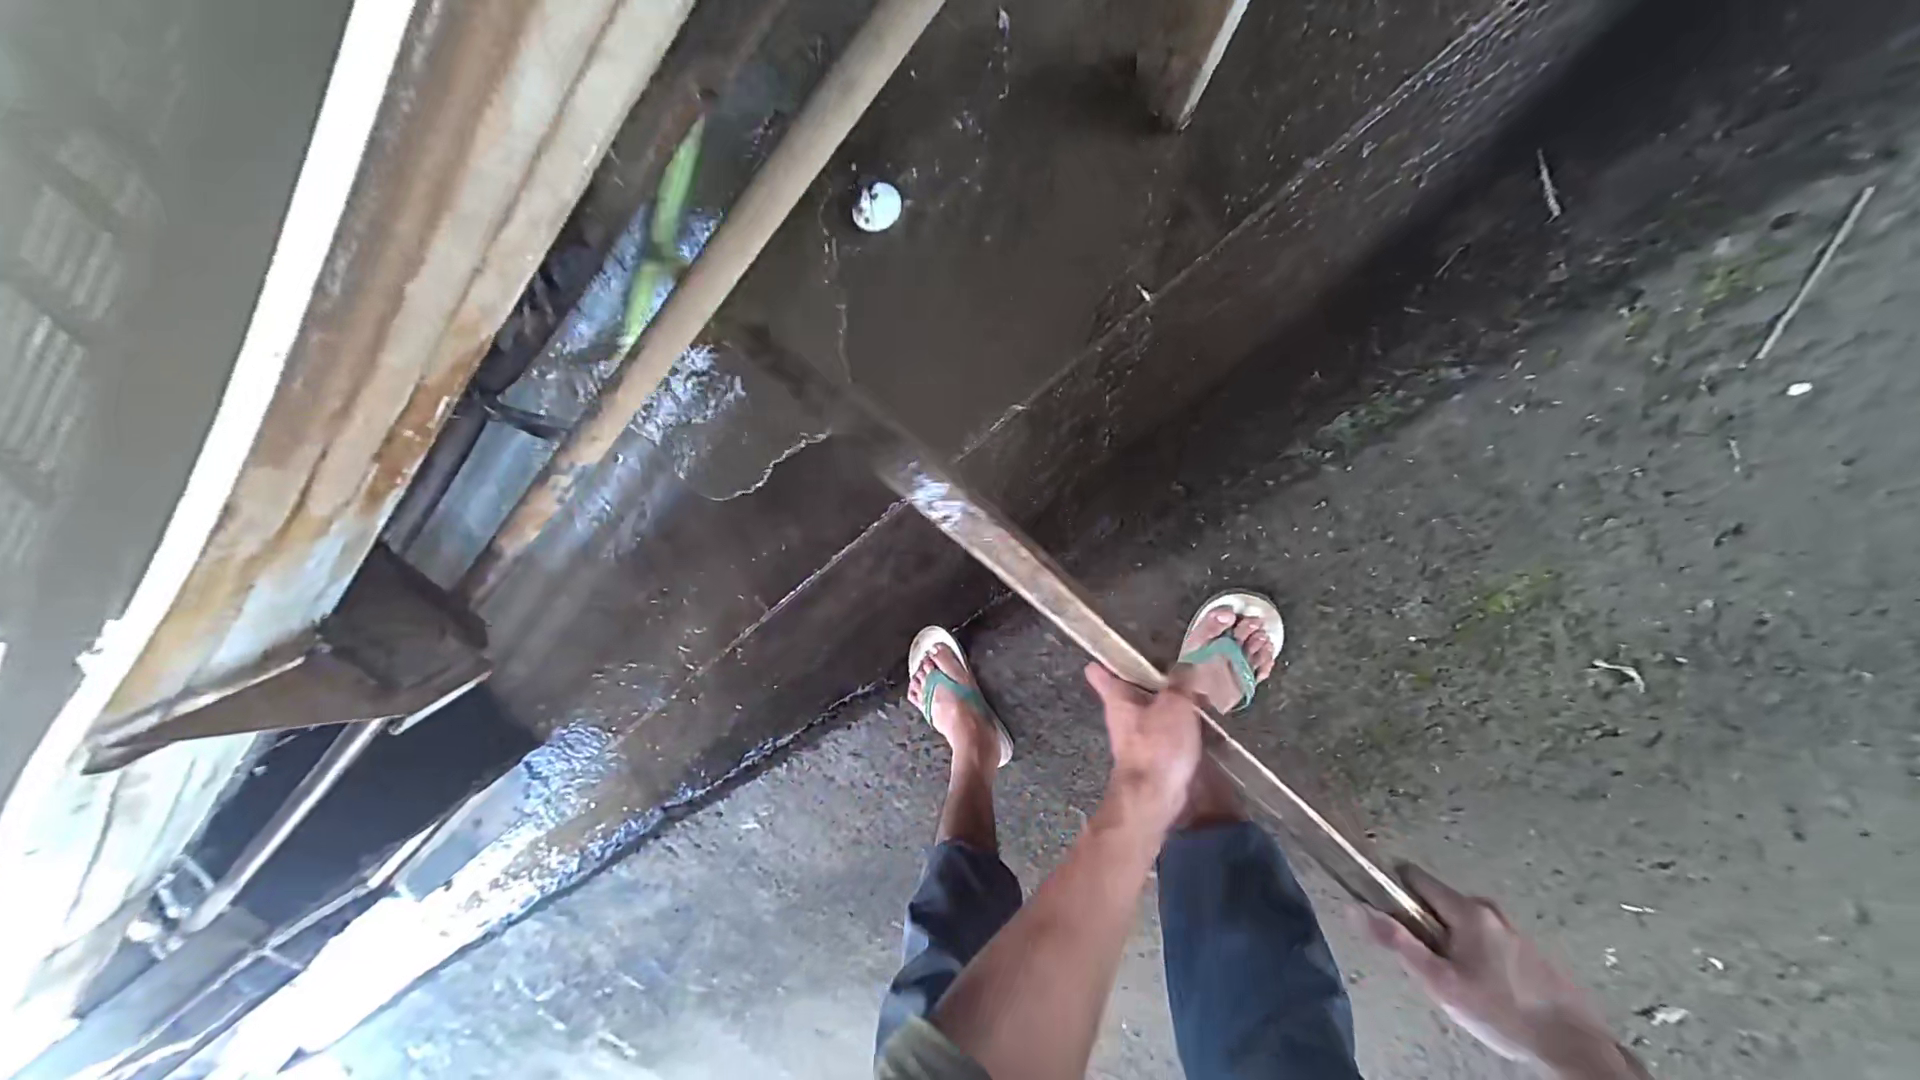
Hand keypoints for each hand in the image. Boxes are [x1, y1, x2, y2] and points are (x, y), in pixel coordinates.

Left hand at [1083, 664, 1203, 831]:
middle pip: (1129, 694)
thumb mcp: (1174, 705)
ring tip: (1193, 692)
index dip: (1102, 665)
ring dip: (1168, 705)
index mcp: (1117, 699)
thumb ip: (1180, 684)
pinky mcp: (1152, 757)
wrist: (1155, 796)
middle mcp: (1122, 717)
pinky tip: (1199, 723)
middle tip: (1168, 669)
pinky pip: (1166, 734)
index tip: (1099, 658)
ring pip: (1150, 714)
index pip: (1102, 676)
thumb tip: (1186, 665)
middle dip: (1146, 683)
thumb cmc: (1157, 744)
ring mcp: (1135, 739)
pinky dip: (1180, 726)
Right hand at [1363, 866, 1647, 1078]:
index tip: (1390, 916)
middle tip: (1429, 962)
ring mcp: (1514, 929)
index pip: (1413, 876)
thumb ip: (1396, 942)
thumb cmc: (1503, 1013)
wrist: (1576, 1050)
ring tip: (1458, 979)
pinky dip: (1476, 953)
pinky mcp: (1530, 951)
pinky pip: (1485, 938)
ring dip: (1450, 941)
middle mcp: (1490, 909)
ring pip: (1462, 923)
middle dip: (1424, 924)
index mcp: (1467, 909)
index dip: (1394, 891)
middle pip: (1436, 902)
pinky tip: (1486, 987)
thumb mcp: (1440, 982)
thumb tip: (1356, 908)